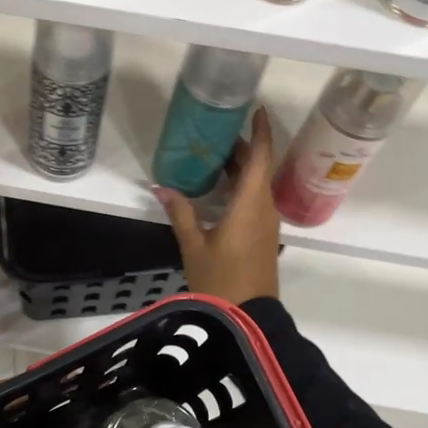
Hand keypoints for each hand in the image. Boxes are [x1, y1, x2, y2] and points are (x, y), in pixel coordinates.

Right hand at [153, 107, 280, 306]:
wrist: (248, 317)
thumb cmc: (220, 279)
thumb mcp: (194, 245)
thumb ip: (180, 213)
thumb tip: (161, 187)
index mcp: (250, 204)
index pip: (260, 157)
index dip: (260, 132)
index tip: (256, 110)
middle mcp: (264, 208)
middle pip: (258, 168)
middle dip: (241, 148)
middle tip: (216, 133)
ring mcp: (266, 223)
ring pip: (257, 185)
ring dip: (240, 168)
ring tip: (213, 157)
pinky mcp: (263, 236)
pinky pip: (254, 201)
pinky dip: (240, 187)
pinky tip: (218, 190)